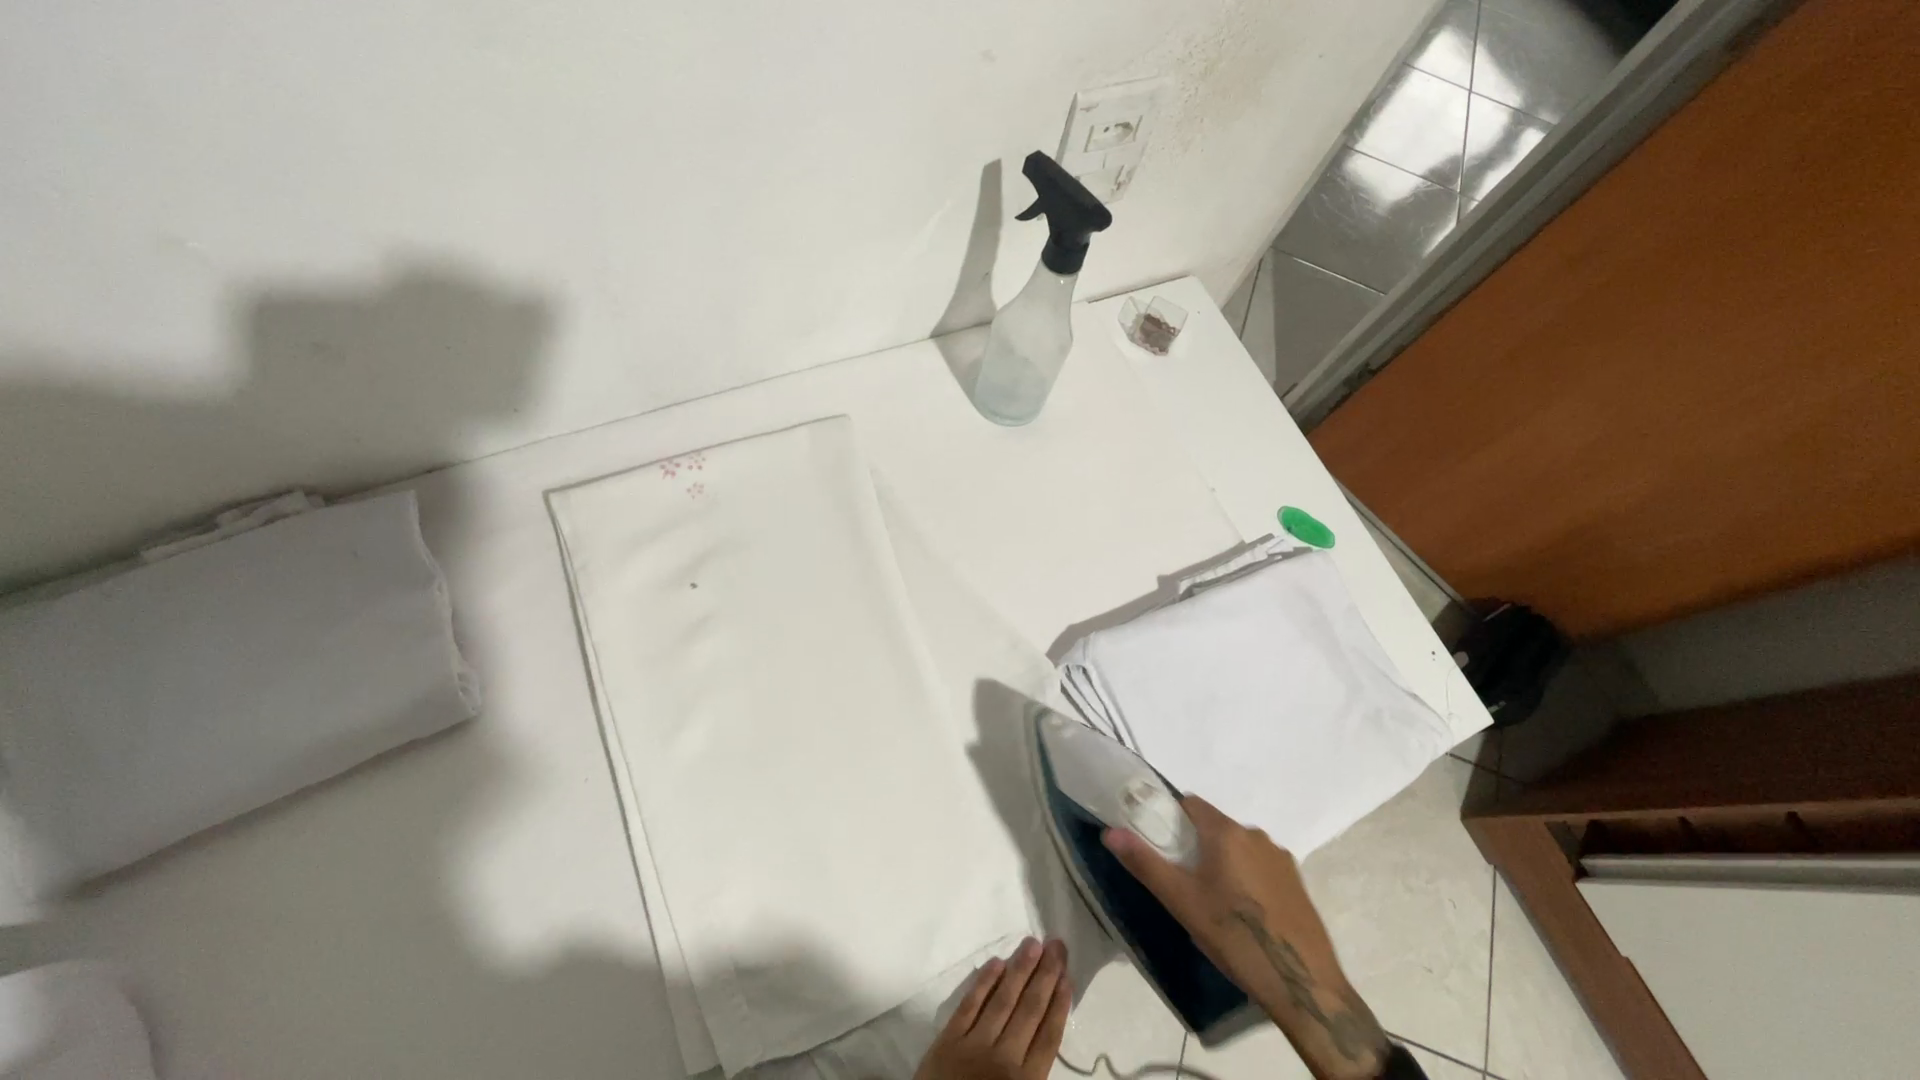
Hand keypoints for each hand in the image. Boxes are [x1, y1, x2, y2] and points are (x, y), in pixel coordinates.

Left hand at [914, 937, 1070, 1079]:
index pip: (1048, 1035)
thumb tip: (1047, 1038)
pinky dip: (983, 983)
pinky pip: (969, 1005)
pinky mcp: (947, 1041)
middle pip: (1030, 1010)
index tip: (1067, 975)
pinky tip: (996, 963)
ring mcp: (974, 1047)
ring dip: (1019, 970)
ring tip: (1032, 944)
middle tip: (1057, 944)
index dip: (1060, 1003)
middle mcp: (1004, 1060)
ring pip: (1002, 1001)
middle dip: (1046, 975)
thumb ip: (1032, 1073)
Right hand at [1103, 798, 1388, 1079]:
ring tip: (1211, 904)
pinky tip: (1242, 915)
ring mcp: (1280, 858)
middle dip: (1194, 846)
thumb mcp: (1181, 901)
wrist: (1302, 983)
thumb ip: (1145, 863)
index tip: (1157, 845)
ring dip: (1221, 863)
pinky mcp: (1296, 882)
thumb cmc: (1234, 937)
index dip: (1168, 818)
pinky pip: (1259, 867)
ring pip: (1237, 849)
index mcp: (1227, 833)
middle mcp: (1256, 835)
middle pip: (1213, 827)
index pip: (1189, 804)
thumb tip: (1110, 831)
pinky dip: (1244, 879)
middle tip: (1180, 883)